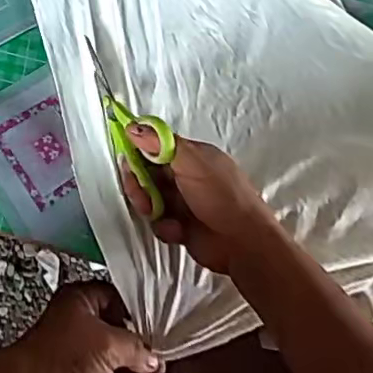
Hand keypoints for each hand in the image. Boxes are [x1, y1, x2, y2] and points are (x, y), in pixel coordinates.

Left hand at [8, 281, 162, 372]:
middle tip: (155, 367)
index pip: (116, 298)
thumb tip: (150, 354)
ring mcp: (79, 348)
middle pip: (119, 331)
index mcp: (81, 298)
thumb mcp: (107, 343)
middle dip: (139, 353)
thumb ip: (135, 347)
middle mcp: (79, 320)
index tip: (156, 334)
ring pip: (116, 357)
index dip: (138, 316)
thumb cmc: (59, 354)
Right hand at [120, 130, 280, 274]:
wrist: (245, 246)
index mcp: (191, 156)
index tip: (126, 157)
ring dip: (147, 204)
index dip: (137, 149)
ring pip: (148, 196)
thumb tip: (132, 126)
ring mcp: (182, 201)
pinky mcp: (180, 225)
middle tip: (142, 193)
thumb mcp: (192, 162)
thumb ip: (160, 143)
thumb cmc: (222, 197)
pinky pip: (157, 220)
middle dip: (138, 182)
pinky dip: (163, 225)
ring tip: (155, 213)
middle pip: (146, 171)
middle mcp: (185, 176)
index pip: (154, 144)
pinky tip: (175, 229)